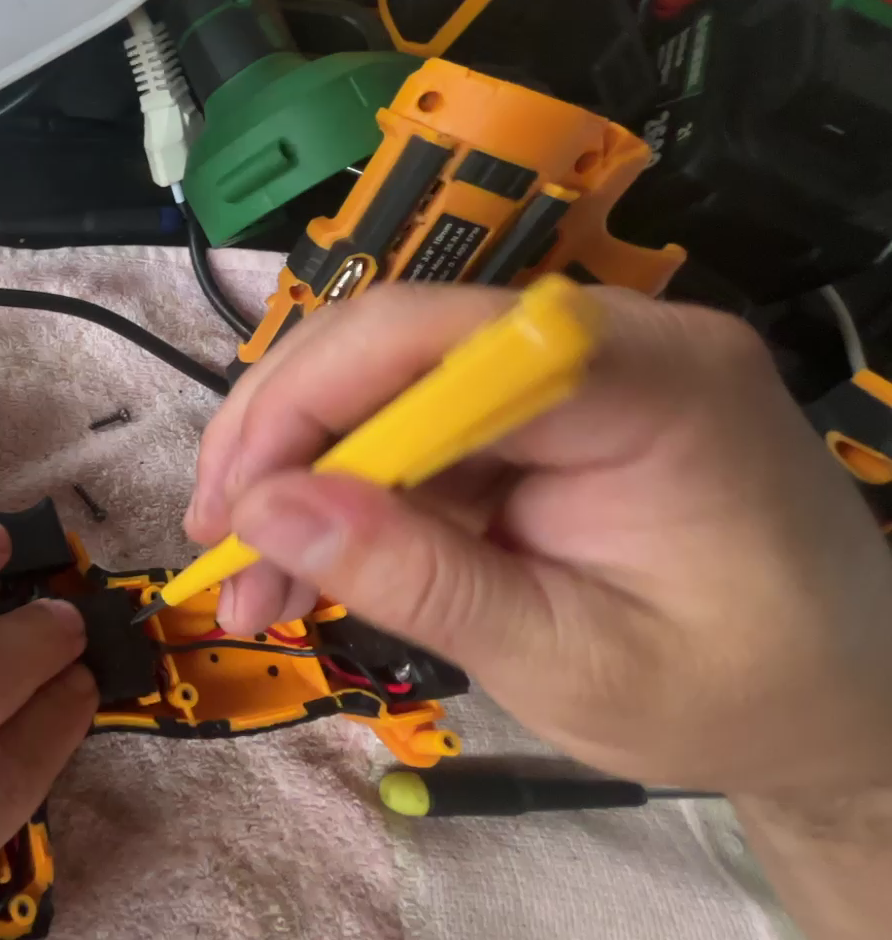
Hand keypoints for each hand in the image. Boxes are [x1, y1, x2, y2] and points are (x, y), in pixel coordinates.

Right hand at [185, 284, 891, 802]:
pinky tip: (285, 561)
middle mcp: (581, 341)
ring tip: (240, 573)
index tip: (236, 504)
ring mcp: (534, 371)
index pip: (426, 337)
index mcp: (646, 379)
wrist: (828, 702)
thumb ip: (416, 581)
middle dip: (268, 439)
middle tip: (212, 532)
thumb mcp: (570, 662)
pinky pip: (375, 428)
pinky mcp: (496, 412)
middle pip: (369, 344)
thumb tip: (265, 511)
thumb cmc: (735, 693)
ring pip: (352, 384)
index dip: (304, 403)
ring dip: (279, 475)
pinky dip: (317, 495)